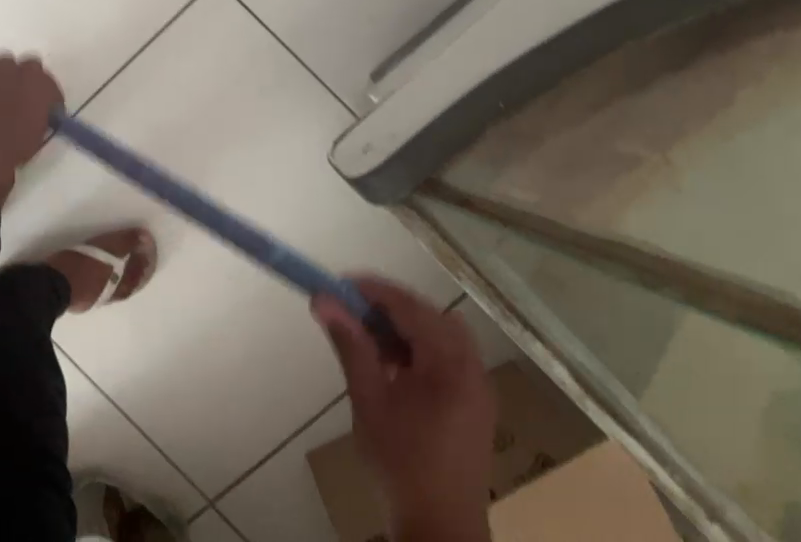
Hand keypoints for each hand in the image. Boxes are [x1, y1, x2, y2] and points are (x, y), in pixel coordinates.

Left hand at [0, 53, 62, 181]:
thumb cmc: (14, 146)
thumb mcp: (39, 133)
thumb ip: (41, 114)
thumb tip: (37, 111)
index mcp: (46, 87)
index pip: (51, 87)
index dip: (46, 99)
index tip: (42, 110)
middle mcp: (28, 70)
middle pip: (32, 68)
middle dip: (27, 82)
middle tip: (20, 99)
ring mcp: (2, 66)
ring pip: (7, 63)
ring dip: (6, 74)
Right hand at [313, 279, 494, 541]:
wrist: (439, 525)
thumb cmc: (400, 461)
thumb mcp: (368, 399)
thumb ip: (350, 344)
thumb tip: (323, 300)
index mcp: (450, 366)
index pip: (412, 308)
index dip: (374, 290)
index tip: (337, 283)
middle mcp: (472, 370)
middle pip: (433, 317)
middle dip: (391, 306)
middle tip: (351, 307)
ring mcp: (477, 389)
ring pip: (441, 338)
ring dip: (404, 328)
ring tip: (365, 336)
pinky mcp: (473, 406)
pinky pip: (446, 360)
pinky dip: (417, 350)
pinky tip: (389, 365)